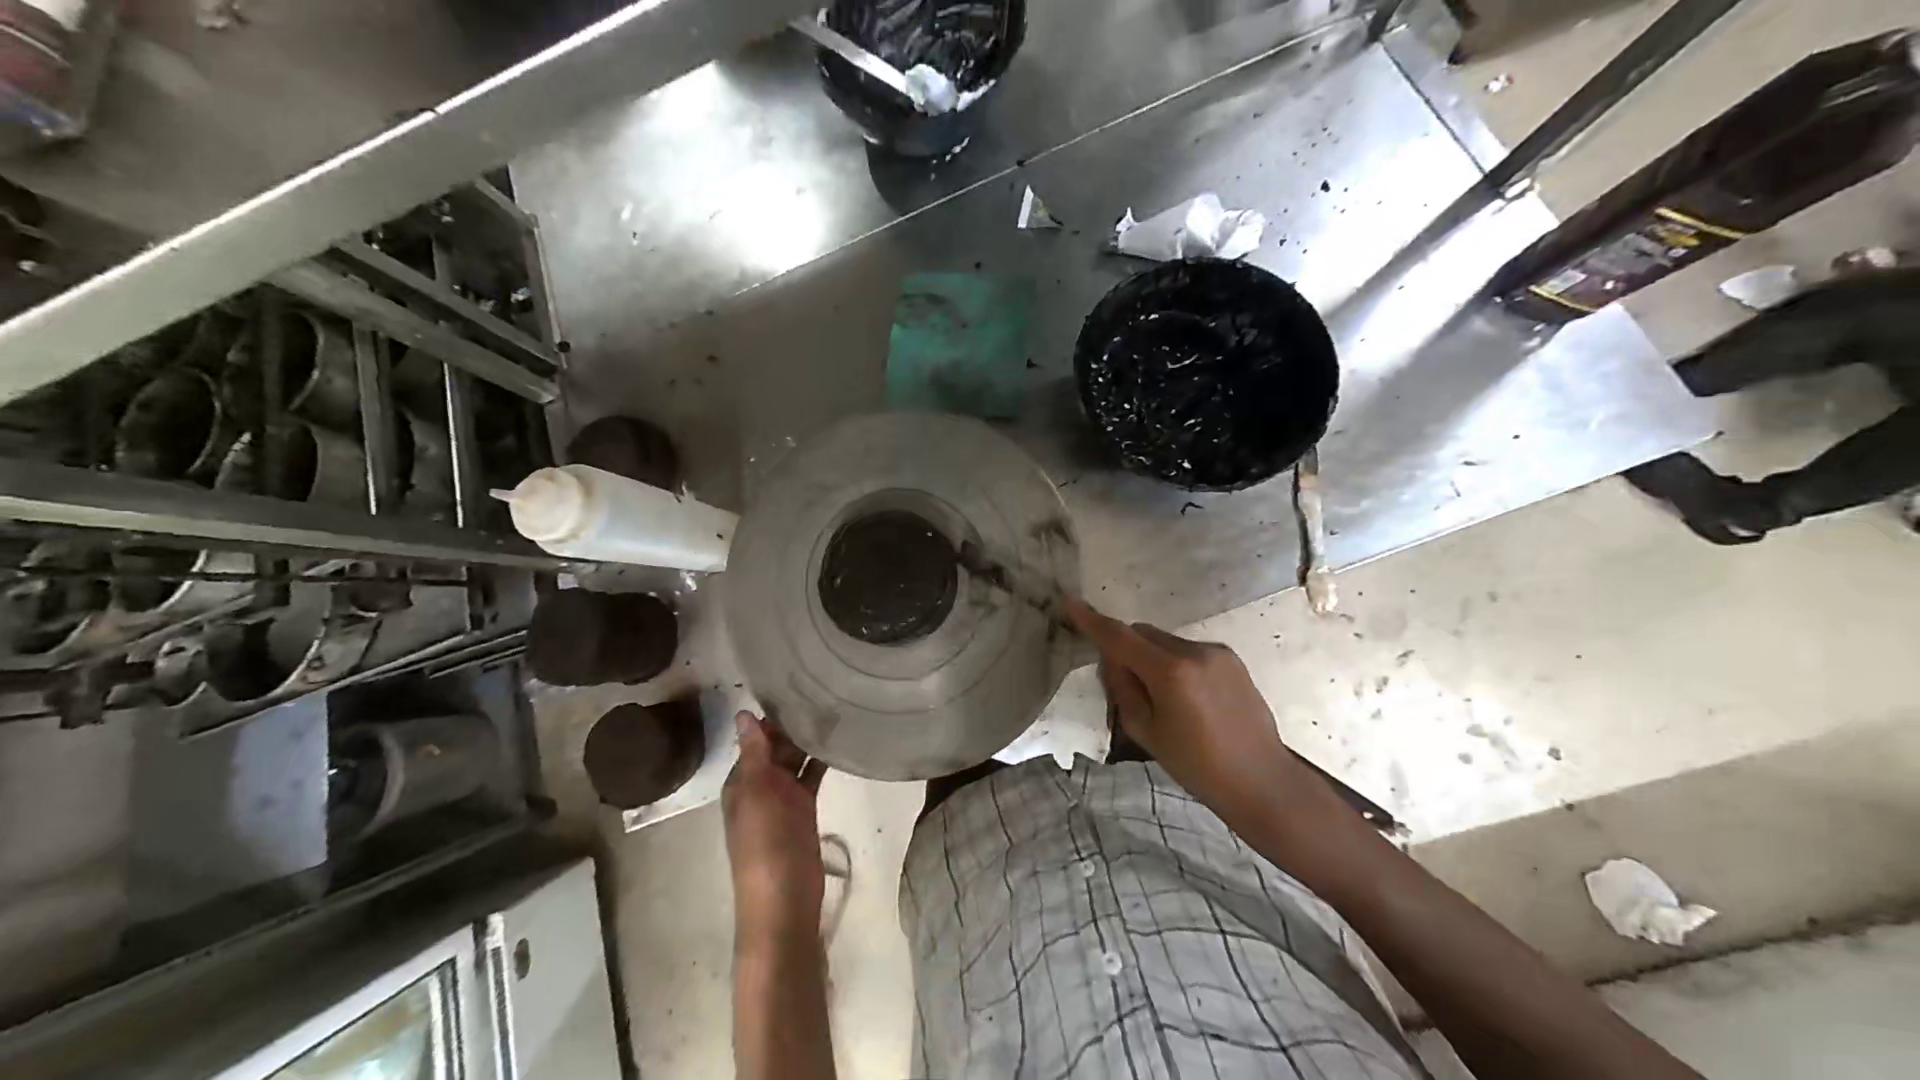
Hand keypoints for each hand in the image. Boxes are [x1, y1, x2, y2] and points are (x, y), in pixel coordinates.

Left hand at [723, 711, 827, 945]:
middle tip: (824, 689)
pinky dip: (821, 760)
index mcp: (741, 780)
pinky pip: (811, 776)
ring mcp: (783, 798)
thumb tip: (743, 712)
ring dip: (809, 739)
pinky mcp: (804, 809)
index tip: (797, 684)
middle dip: (793, 723)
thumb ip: (754, 753)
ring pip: (795, 759)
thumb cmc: (765, 846)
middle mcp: (760, 785)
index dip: (772, 715)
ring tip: (834, 706)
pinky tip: (840, 740)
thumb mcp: (756, 795)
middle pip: (776, 746)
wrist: (785, 901)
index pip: (755, 738)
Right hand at [1064, 597, 1306, 825]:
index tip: (1070, 602)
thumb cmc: (1197, 766)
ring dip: (1152, 658)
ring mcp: (1217, 652)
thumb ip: (1122, 687)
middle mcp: (1194, 651)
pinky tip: (1189, 699)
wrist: (1261, 780)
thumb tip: (1111, 659)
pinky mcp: (1231, 658)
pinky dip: (1175, 664)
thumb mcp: (1145, 731)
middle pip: (1143, 634)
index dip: (1092, 621)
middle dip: (1127, 650)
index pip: (1121, 638)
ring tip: (1165, 700)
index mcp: (1170, 672)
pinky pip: (1188, 651)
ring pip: (1165, 642)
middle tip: (1127, 687)